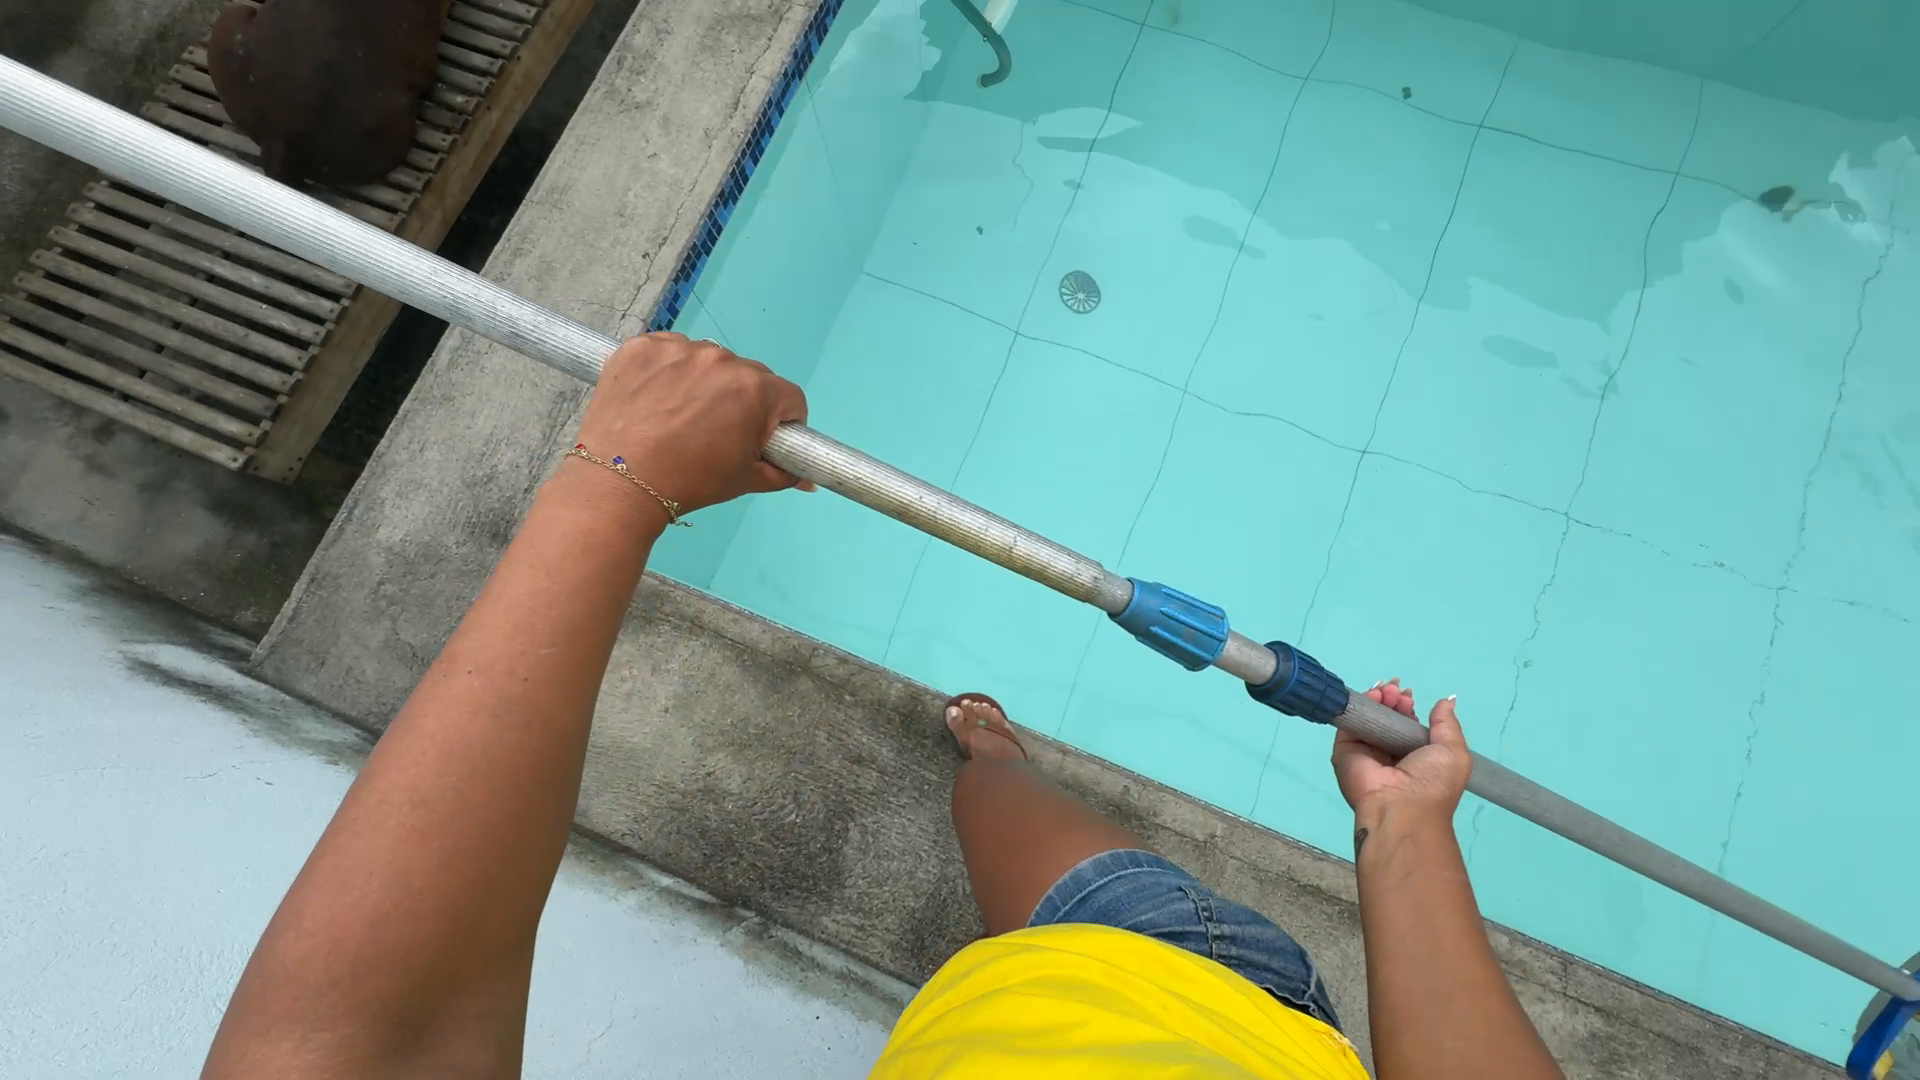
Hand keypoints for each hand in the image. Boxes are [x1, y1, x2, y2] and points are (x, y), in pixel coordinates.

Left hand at [573, 333, 812, 514]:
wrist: (619, 482)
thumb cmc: (692, 481)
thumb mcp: (746, 481)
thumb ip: (784, 473)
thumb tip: (807, 479)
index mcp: (755, 390)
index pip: (790, 397)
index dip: (783, 421)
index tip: (763, 438)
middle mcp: (721, 359)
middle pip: (750, 376)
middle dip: (744, 400)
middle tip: (720, 431)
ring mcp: (679, 348)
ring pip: (709, 362)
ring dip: (705, 382)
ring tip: (682, 416)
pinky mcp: (642, 346)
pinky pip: (670, 352)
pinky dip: (669, 371)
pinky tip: (657, 399)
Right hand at [1330, 678, 1471, 820]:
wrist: (1402, 806)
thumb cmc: (1433, 782)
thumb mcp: (1454, 752)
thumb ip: (1447, 725)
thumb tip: (1447, 700)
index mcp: (1412, 754)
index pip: (1404, 723)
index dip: (1406, 706)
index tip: (1409, 694)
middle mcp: (1386, 751)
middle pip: (1384, 716)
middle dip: (1391, 699)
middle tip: (1397, 689)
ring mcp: (1364, 749)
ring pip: (1366, 716)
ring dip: (1376, 698)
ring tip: (1387, 690)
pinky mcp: (1344, 748)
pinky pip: (1348, 722)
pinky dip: (1358, 705)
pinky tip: (1371, 695)